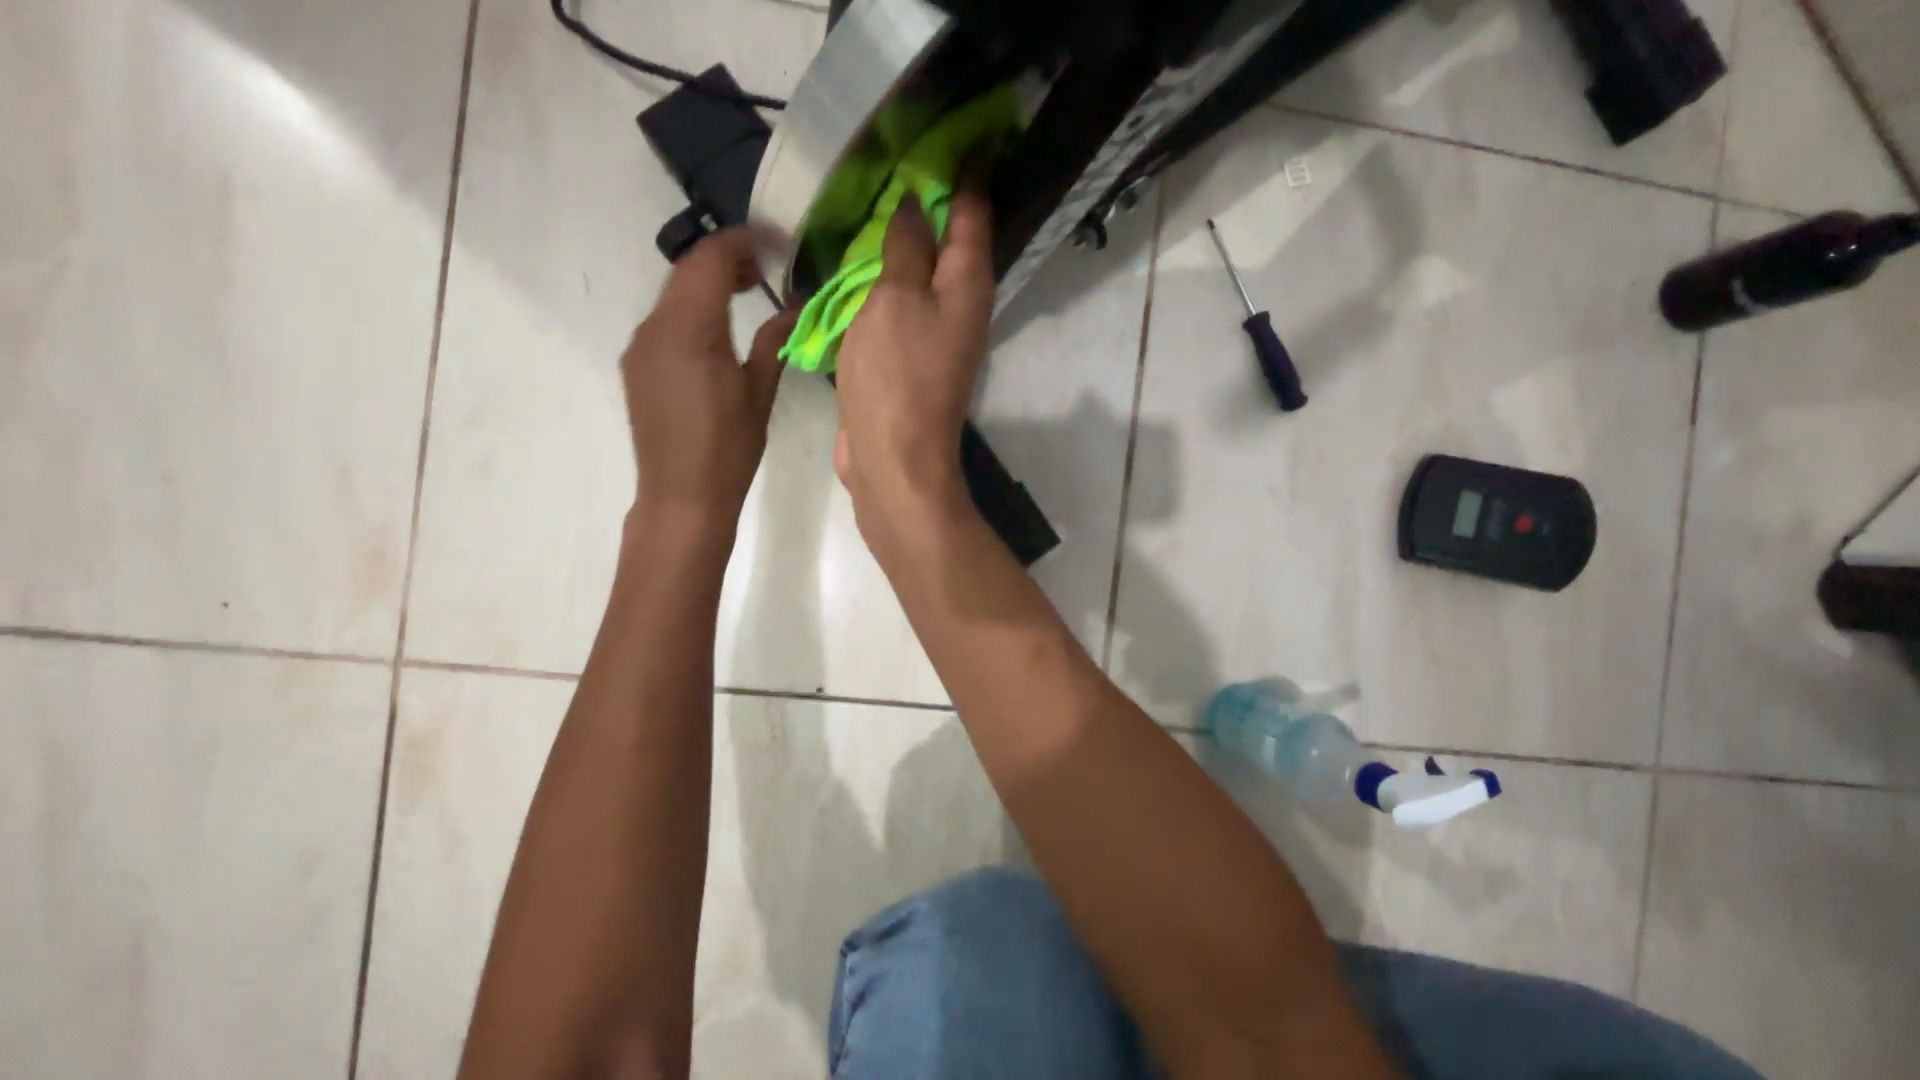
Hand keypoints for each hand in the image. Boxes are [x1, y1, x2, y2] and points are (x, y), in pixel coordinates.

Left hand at [623, 228, 796, 536]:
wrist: (681, 498)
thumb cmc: (728, 451)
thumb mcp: (759, 393)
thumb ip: (773, 341)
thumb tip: (793, 308)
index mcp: (688, 332)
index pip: (710, 260)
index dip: (743, 241)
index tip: (778, 242)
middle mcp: (655, 329)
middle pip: (687, 270)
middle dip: (727, 258)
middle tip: (768, 266)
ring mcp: (640, 347)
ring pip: (674, 293)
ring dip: (709, 282)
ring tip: (749, 291)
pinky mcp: (638, 365)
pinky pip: (665, 319)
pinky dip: (693, 308)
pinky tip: (720, 328)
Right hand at [833, 189, 995, 545]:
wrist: (894, 460)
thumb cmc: (896, 376)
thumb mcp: (895, 298)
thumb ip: (905, 247)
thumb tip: (915, 203)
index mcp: (968, 280)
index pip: (972, 209)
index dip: (961, 170)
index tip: (945, 132)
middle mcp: (961, 303)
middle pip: (950, 239)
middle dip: (928, 200)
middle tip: (893, 159)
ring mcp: (937, 332)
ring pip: (922, 272)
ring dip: (902, 241)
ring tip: (870, 201)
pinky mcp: (910, 357)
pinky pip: (899, 303)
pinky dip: (883, 279)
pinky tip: (856, 264)